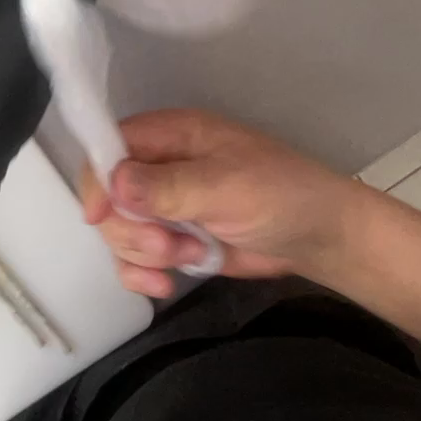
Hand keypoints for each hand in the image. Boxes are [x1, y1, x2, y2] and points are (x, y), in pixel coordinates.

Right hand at [79, 109, 366, 298]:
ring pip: (118, 231)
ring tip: (189, 259)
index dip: (98, 180)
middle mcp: (159, 167)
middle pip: (108, 197)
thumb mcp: (226, 187)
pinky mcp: (171, 242)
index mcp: (171, 135)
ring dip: (143, 254)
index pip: (109, 148)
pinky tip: (164, 285)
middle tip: (169, 246)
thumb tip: (114, 185)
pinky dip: (141, 274)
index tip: (102, 216)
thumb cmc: (282, 197)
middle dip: (131, 230)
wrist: (321, 239)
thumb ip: (169, 186)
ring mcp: (163, 206)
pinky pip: (133, 259)